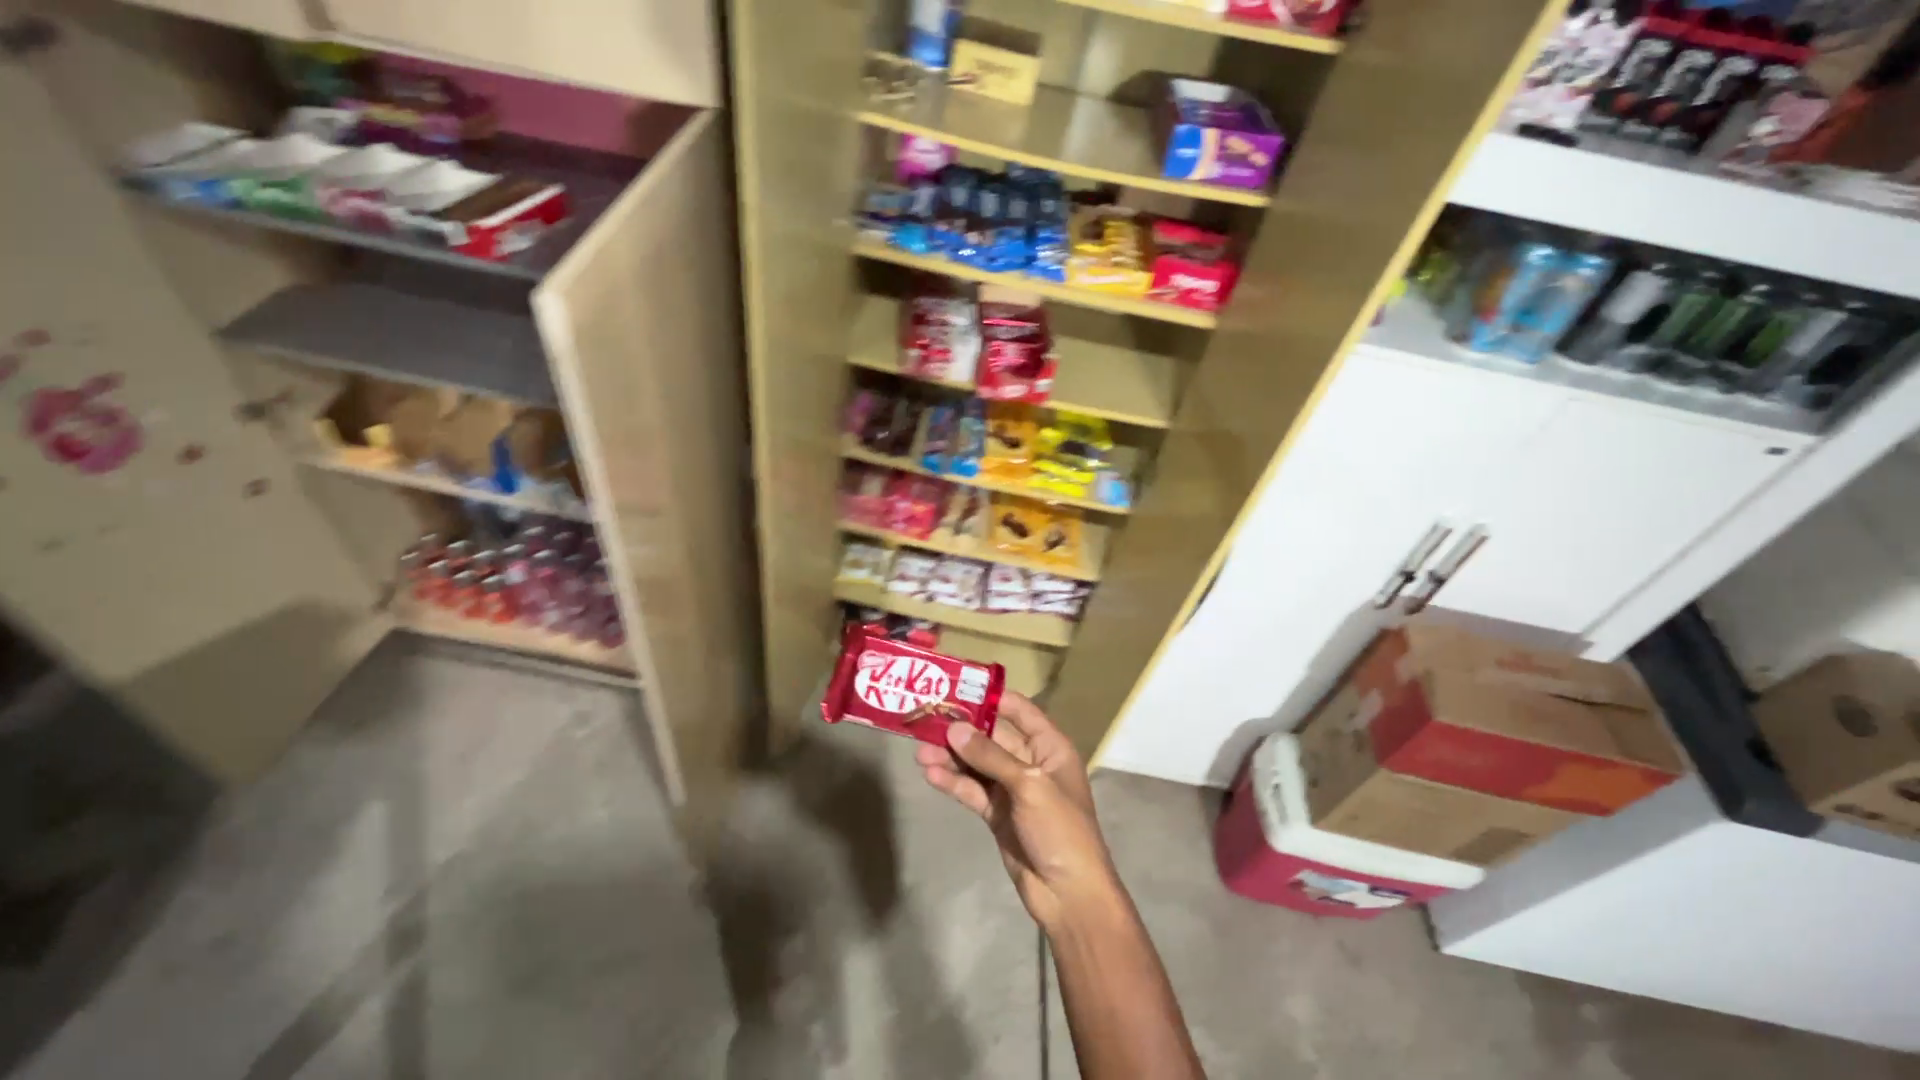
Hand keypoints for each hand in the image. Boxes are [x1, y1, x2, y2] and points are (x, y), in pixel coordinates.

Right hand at [916, 692, 1120, 928]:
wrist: (1069, 893)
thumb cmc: (1060, 829)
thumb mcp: (1029, 786)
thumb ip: (991, 756)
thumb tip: (954, 729)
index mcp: (1050, 748)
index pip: (1020, 711)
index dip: (991, 697)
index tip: (957, 686)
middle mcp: (1031, 764)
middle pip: (992, 737)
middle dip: (961, 730)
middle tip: (925, 720)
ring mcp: (1013, 791)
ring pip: (978, 765)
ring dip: (951, 758)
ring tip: (919, 752)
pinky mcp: (998, 814)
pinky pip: (972, 791)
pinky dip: (953, 783)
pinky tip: (930, 776)